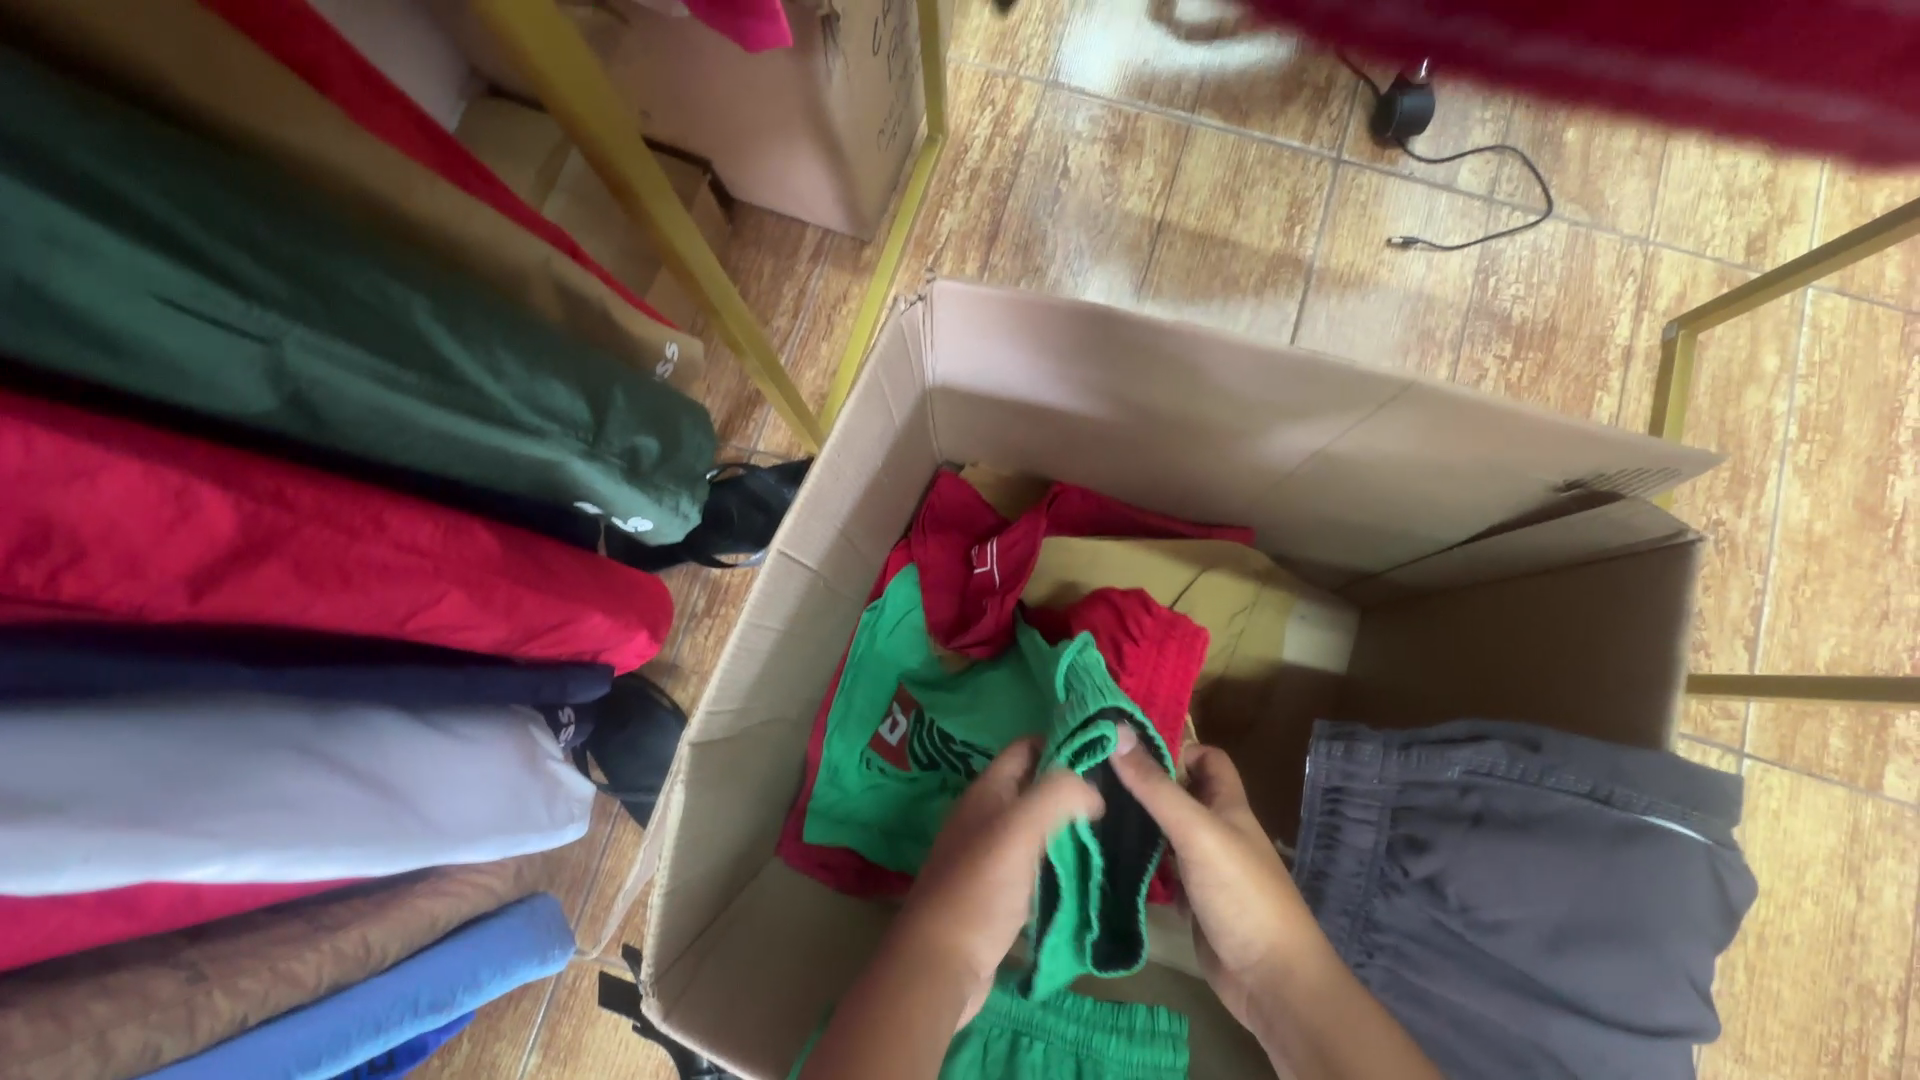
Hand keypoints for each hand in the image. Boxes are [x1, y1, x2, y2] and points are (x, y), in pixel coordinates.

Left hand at [890, 736, 1103, 1026]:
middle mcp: (985, 816)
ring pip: (1037, 826)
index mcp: (986, 791)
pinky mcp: (997, 891)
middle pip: (1033, 786)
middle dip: (1072, 786)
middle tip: (1118, 796)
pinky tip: (1088, 870)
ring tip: (1113, 831)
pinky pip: (1036, 863)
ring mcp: (989, 854)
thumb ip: (1058, 795)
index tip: (1106, 753)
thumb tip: (1093, 791)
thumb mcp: (1020, 828)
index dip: (1062, 742)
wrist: (941, 962)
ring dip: (1069, 826)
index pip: (1026, 747)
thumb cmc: (979, 887)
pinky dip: (1060, 861)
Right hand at [1108, 727, 1318, 1027]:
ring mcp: (1203, 866)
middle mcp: (1216, 829)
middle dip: (1143, 783)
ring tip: (1088, 810)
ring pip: (1164, 831)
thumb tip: (1117, 731)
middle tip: (1093, 776)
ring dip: (1135, 823)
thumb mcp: (1196, 831)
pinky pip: (1159, 869)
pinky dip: (1137, 862)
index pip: (1205, 757)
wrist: (1270, 979)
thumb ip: (1156, 787)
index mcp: (1227, 804)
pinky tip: (1105, 857)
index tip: (1128, 747)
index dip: (1174, 747)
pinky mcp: (1190, 899)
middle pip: (1178, 793)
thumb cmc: (1241, 893)